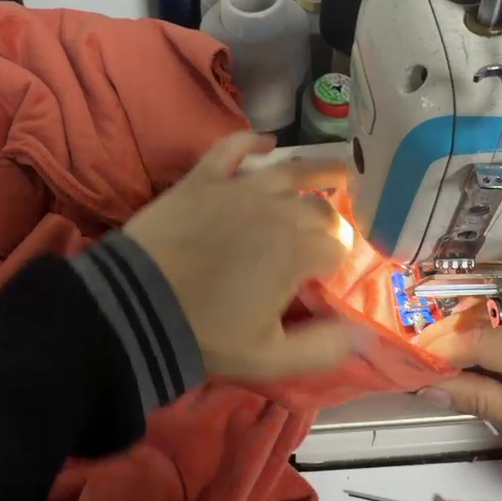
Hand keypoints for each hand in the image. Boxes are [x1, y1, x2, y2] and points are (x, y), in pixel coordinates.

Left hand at [121, 132, 355, 380]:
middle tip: (330, 232)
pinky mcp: (203, 178)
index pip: (337, 245)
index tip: (332, 268)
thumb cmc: (205, 334)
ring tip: (338, 168)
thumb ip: (323, 347)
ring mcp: (238, 189)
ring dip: (318, 169)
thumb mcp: (269, 358)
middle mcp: (275, 211)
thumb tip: (365, 335)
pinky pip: (233, 148)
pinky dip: (252, 142)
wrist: (136, 306)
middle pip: (319, 207)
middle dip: (332, 219)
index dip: (340, 256)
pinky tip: (267, 143)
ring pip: (289, 170)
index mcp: (296, 253)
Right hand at [421, 300, 501, 491]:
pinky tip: (487, 351)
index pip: (484, 339)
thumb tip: (427, 386)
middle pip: (494, 316)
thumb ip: (481, 399)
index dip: (443, 349)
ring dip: (477, 328)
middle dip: (455, 336)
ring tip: (449, 356)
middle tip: (422, 358)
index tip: (410, 359)